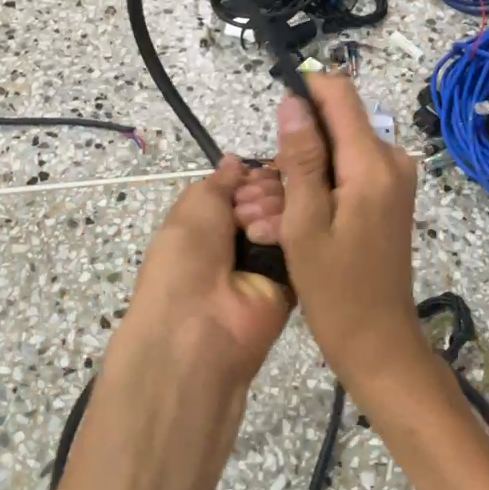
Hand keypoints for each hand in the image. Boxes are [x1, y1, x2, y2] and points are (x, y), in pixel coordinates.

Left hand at [53, 161, 294, 489]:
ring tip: (257, 229)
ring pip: (290, 216)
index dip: (253, 176)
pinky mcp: (292, 282)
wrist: (196, 329)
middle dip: (263, 194)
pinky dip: (295, 235)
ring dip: (275, 213)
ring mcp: (268, 260)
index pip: (248, 184)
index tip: (249, 181)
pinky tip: (280, 236)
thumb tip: (235, 161)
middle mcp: (242, 239)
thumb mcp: (193, 206)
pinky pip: (303, 247)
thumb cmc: (185, 261)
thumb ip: (221, 181)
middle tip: (247, 213)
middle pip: (273, 196)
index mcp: (213, 221)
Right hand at [259, 76, 431, 396]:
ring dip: (296, 178)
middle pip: (333, 127)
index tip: (272, 117)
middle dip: (292, 151)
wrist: (378, 344)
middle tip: (255, 193)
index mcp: (373, 162)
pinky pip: (343, 177)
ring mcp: (391, 180)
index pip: (340, 94)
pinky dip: (314, 194)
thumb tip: (293, 102)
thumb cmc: (337, 290)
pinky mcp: (385, 197)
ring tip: (261, 217)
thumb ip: (300, 158)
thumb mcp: (305, 223)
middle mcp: (390, 161)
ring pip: (333, 155)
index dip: (304, 92)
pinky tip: (283, 225)